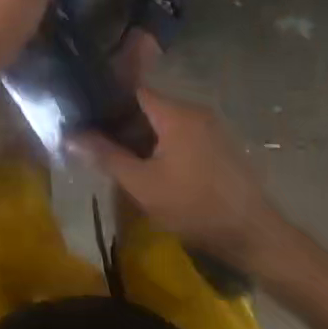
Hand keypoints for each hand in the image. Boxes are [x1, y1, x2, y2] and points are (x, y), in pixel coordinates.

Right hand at [71, 89, 285, 268]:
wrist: (257, 238)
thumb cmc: (195, 207)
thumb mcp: (143, 185)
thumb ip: (106, 156)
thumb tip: (70, 136)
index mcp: (175, 113)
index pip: (132, 90)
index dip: (108, 101)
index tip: (88, 117)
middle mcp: (194, 111)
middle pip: (149, 107)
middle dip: (125, 124)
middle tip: (103, 146)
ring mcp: (211, 128)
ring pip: (165, 123)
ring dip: (145, 138)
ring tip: (125, 161)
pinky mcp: (221, 146)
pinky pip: (183, 135)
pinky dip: (165, 146)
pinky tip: (155, 171)